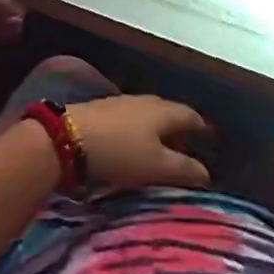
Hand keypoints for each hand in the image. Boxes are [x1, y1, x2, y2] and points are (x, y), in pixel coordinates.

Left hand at [65, 95, 210, 188]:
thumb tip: (206, 173)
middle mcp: (145, 100)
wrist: (67, 138)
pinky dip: (137, 129)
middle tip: (184, 149)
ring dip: (156, 130)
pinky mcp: (101, 109)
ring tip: (158, 149)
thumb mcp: (157, 166)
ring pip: (147, 114)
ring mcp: (121, 102)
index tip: (207, 138)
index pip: (190, 115)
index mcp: (163, 111)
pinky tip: (130, 143)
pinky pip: (129, 117)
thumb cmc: (120, 152)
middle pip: (169, 112)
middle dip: (179, 129)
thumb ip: (184, 169)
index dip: (201, 127)